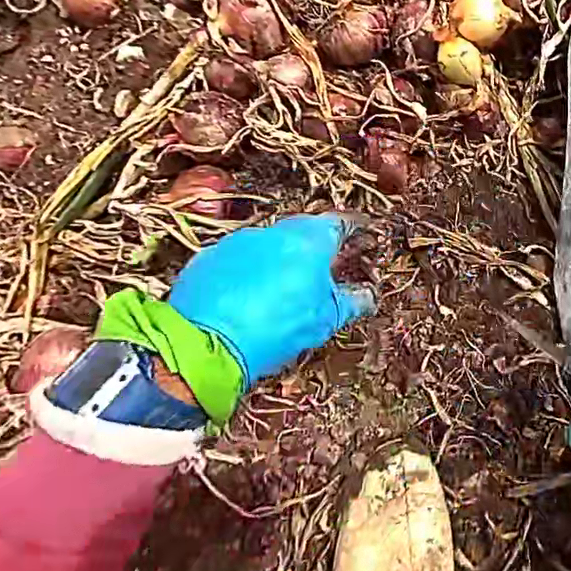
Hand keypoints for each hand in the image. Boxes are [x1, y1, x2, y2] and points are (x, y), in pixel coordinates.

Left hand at [167, 214, 375, 386]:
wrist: (203, 347)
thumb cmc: (276, 328)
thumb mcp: (327, 318)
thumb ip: (354, 300)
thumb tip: (367, 296)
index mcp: (310, 240)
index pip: (341, 222)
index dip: (355, 229)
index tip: (362, 235)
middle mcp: (275, 232)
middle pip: (305, 229)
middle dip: (318, 246)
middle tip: (327, 266)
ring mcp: (238, 242)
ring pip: (271, 242)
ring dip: (283, 258)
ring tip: (285, 287)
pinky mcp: (208, 258)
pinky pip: (239, 258)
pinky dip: (250, 270)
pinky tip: (252, 295)